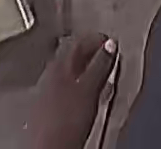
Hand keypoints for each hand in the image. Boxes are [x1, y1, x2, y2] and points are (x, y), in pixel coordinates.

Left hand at [28, 34, 117, 148]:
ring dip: (88, 74)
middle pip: (75, 56)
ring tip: (103, 80)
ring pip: (71, 74)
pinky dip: (80, 89)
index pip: (81, 40)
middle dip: (94, 56)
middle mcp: (50, 74)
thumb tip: (111, 44)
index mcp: (59, 64)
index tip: (114, 45)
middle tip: (111, 60)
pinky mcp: (46, 111)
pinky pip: (66, 91)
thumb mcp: (91, 88)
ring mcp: (46, 93)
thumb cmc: (68, 119)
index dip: (100, 40)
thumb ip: (101, 63)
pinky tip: (87, 98)